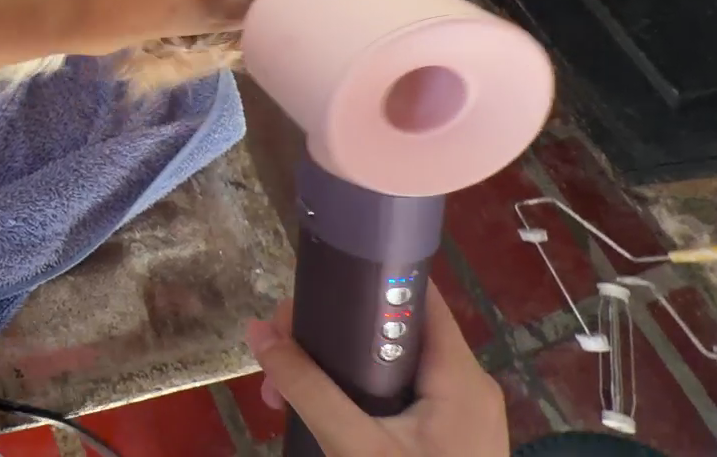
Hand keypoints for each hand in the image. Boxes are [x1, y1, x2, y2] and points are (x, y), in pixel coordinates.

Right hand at [246, 285, 509, 456]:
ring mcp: (451, 408)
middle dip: (320, 332)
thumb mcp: (357, 447)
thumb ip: (307, 386)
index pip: (414, 293)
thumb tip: (256, 329)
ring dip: (322, 365)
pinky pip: (383, 388)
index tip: (307, 287)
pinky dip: (341, 389)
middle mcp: (460, 382)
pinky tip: (307, 407)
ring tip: (280, 393)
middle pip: (383, 325)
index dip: (362, 276)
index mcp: (457, 376)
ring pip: (375, 358)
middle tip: (277, 352)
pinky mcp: (438, 431)